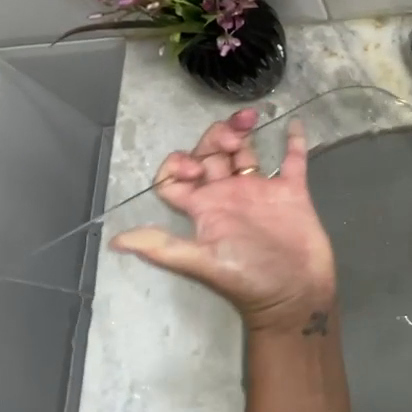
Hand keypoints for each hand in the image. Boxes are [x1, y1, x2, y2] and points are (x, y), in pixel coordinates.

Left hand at [110, 109, 336, 334]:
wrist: (296, 293)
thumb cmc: (248, 278)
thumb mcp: (202, 263)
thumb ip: (164, 247)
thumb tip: (116, 241)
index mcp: (205, 210)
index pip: (177, 179)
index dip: (178, 164)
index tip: (194, 167)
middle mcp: (228, 196)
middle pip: (211, 156)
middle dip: (213, 138)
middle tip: (229, 136)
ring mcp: (260, 192)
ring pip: (245, 153)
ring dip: (242, 132)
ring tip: (249, 119)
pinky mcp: (291, 191)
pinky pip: (292, 159)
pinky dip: (293, 140)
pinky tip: (292, 122)